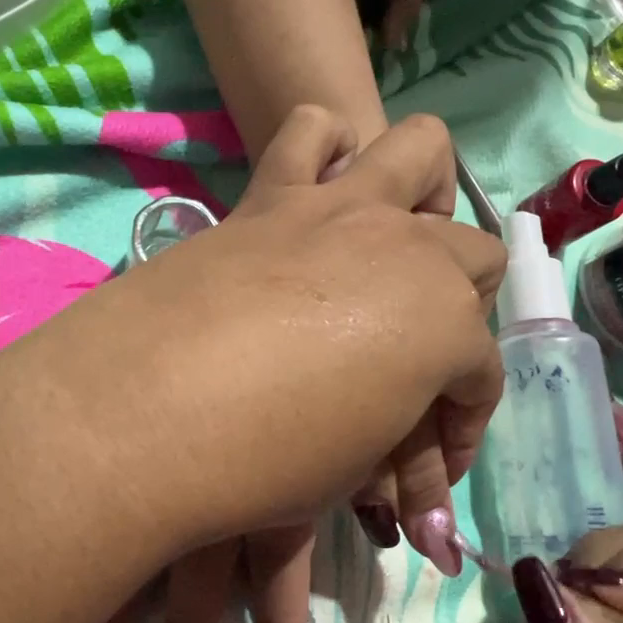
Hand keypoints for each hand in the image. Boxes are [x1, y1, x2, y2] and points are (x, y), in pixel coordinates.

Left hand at [81, 107, 504, 622]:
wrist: (140, 415)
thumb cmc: (262, 462)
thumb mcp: (351, 469)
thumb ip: (394, 450)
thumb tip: (407, 490)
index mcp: (446, 325)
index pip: (481, 373)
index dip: (464, 425)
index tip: (433, 462)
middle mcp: (407, 248)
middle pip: (474, 256)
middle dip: (464, 308)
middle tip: (421, 353)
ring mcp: (337, 209)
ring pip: (419, 151)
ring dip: (421, 189)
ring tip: (392, 237)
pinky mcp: (268, 197)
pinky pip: (310, 132)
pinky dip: (327, 148)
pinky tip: (319, 191)